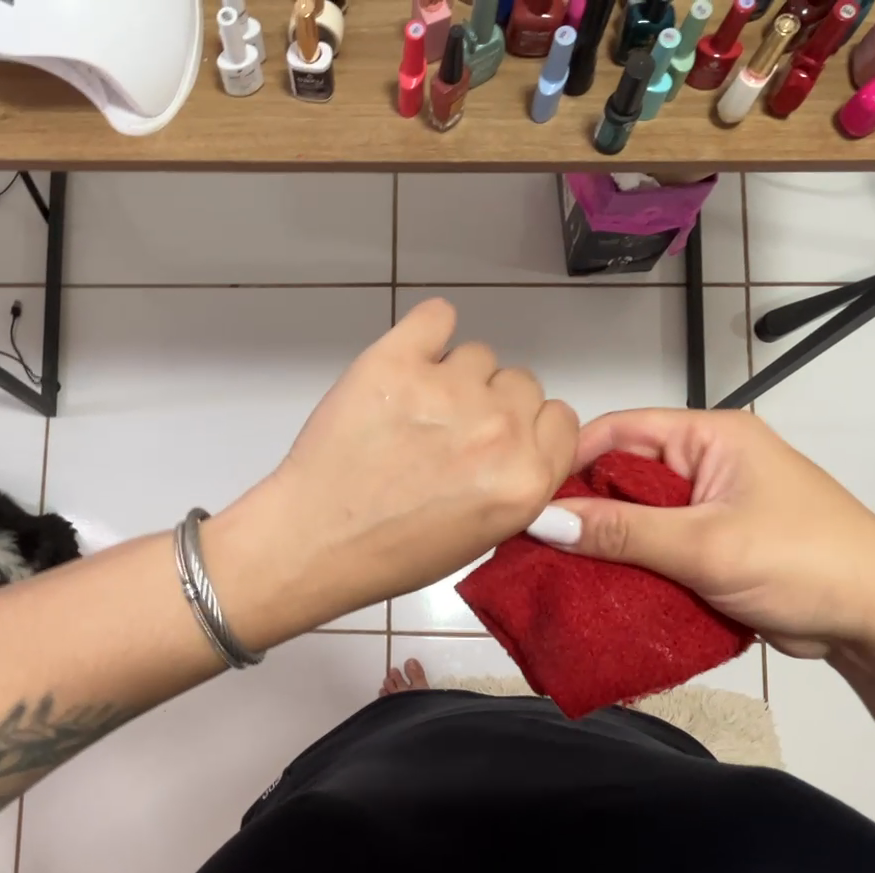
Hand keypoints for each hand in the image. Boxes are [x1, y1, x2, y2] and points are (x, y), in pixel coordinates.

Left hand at [207, 299, 579, 644]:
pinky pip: (436, 317)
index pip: (560, 418)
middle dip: (490, 405)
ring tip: (411, 413)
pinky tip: (408, 361)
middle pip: (521, 383)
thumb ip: (515, 481)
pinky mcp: (396, 361)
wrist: (314, 542)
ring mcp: (448, 389)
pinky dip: (427, 333)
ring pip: (477, 355)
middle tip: (445, 435)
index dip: (527, 429)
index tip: (494, 442)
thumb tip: (524, 440)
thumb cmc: (394, 553)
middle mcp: (500, 429)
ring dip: (452, 377)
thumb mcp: (481, 536)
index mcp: (527, 480)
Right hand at [530, 408, 874, 657]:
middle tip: (529, 542)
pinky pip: (652, 548)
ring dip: (601, 542)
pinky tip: (591, 588)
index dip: (569, 459)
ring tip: (549, 569)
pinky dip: (625, 566)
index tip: (525, 499)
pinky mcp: (711, 547)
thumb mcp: (704, 546)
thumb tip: (540, 521)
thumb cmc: (803, 564)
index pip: (619, 429)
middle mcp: (705, 463)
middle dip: (580, 507)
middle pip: (621, 474)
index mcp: (710, 437)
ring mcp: (708, 507)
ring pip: (634, 516)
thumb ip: (621, 532)